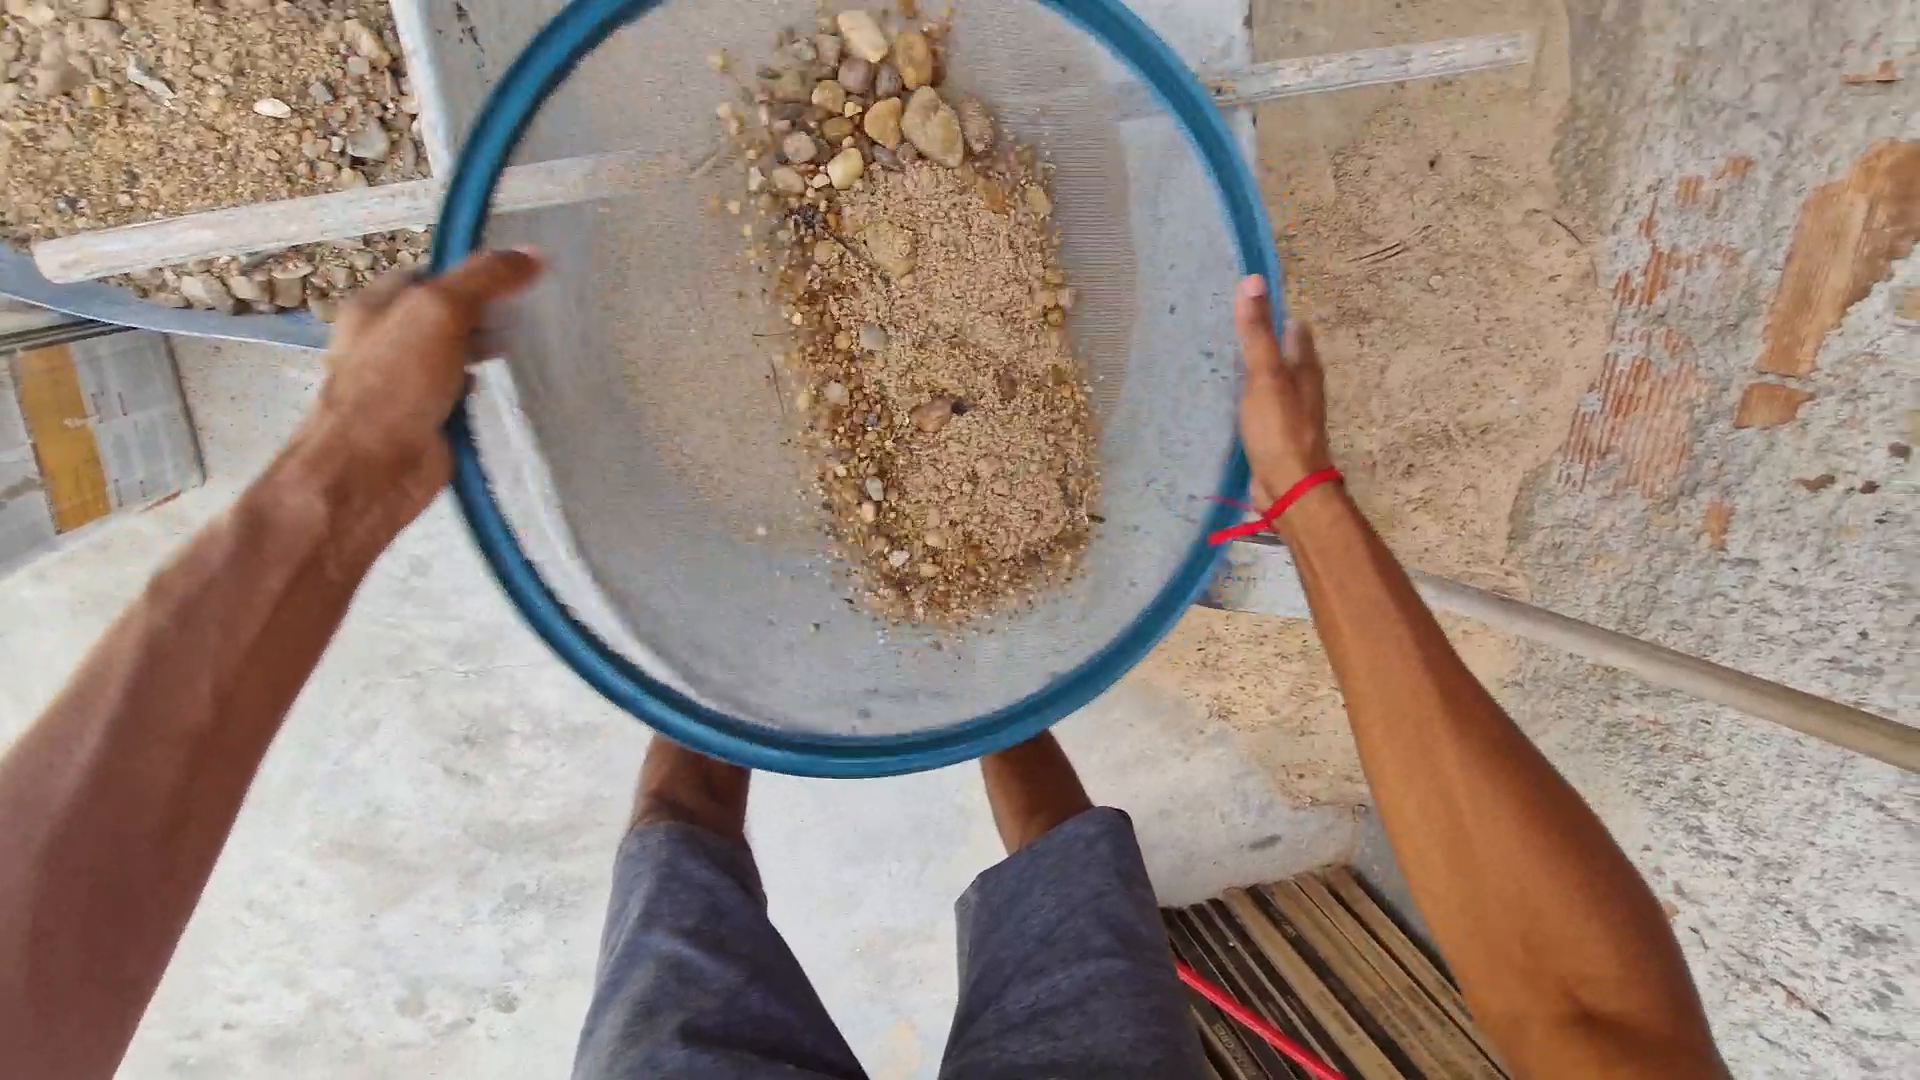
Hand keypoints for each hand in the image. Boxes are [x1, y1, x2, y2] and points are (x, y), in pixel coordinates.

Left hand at [292, 250, 542, 548]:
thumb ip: (485, 281)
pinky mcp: (433, 416)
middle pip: (450, 314)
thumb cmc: (396, 383)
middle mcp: (390, 340)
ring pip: (460, 354)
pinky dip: (488, 388)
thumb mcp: (441, 313)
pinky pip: (467, 392)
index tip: (520, 281)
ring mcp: (410, 381)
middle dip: (488, 314)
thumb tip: (536, 253)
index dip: (475, 274)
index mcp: (377, 306)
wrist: (374, 467)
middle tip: (532, 318)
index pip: (433, 275)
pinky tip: (511, 391)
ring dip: (490, 352)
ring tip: (530, 351)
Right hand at [1235, 275, 1331, 505]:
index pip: (1292, 329)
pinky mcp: (1272, 435)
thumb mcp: (1265, 376)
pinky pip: (1255, 408)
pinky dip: (1241, 399)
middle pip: (1280, 355)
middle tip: (1221, 329)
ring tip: (1215, 360)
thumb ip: (1256, 332)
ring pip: (1267, 382)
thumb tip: (1253, 280)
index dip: (1273, 314)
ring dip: (1248, 372)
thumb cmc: (1280, 429)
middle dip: (1258, 342)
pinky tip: (1221, 400)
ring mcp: (1287, 413)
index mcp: (1305, 367)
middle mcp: (1301, 387)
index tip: (1243, 303)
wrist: (1287, 487)